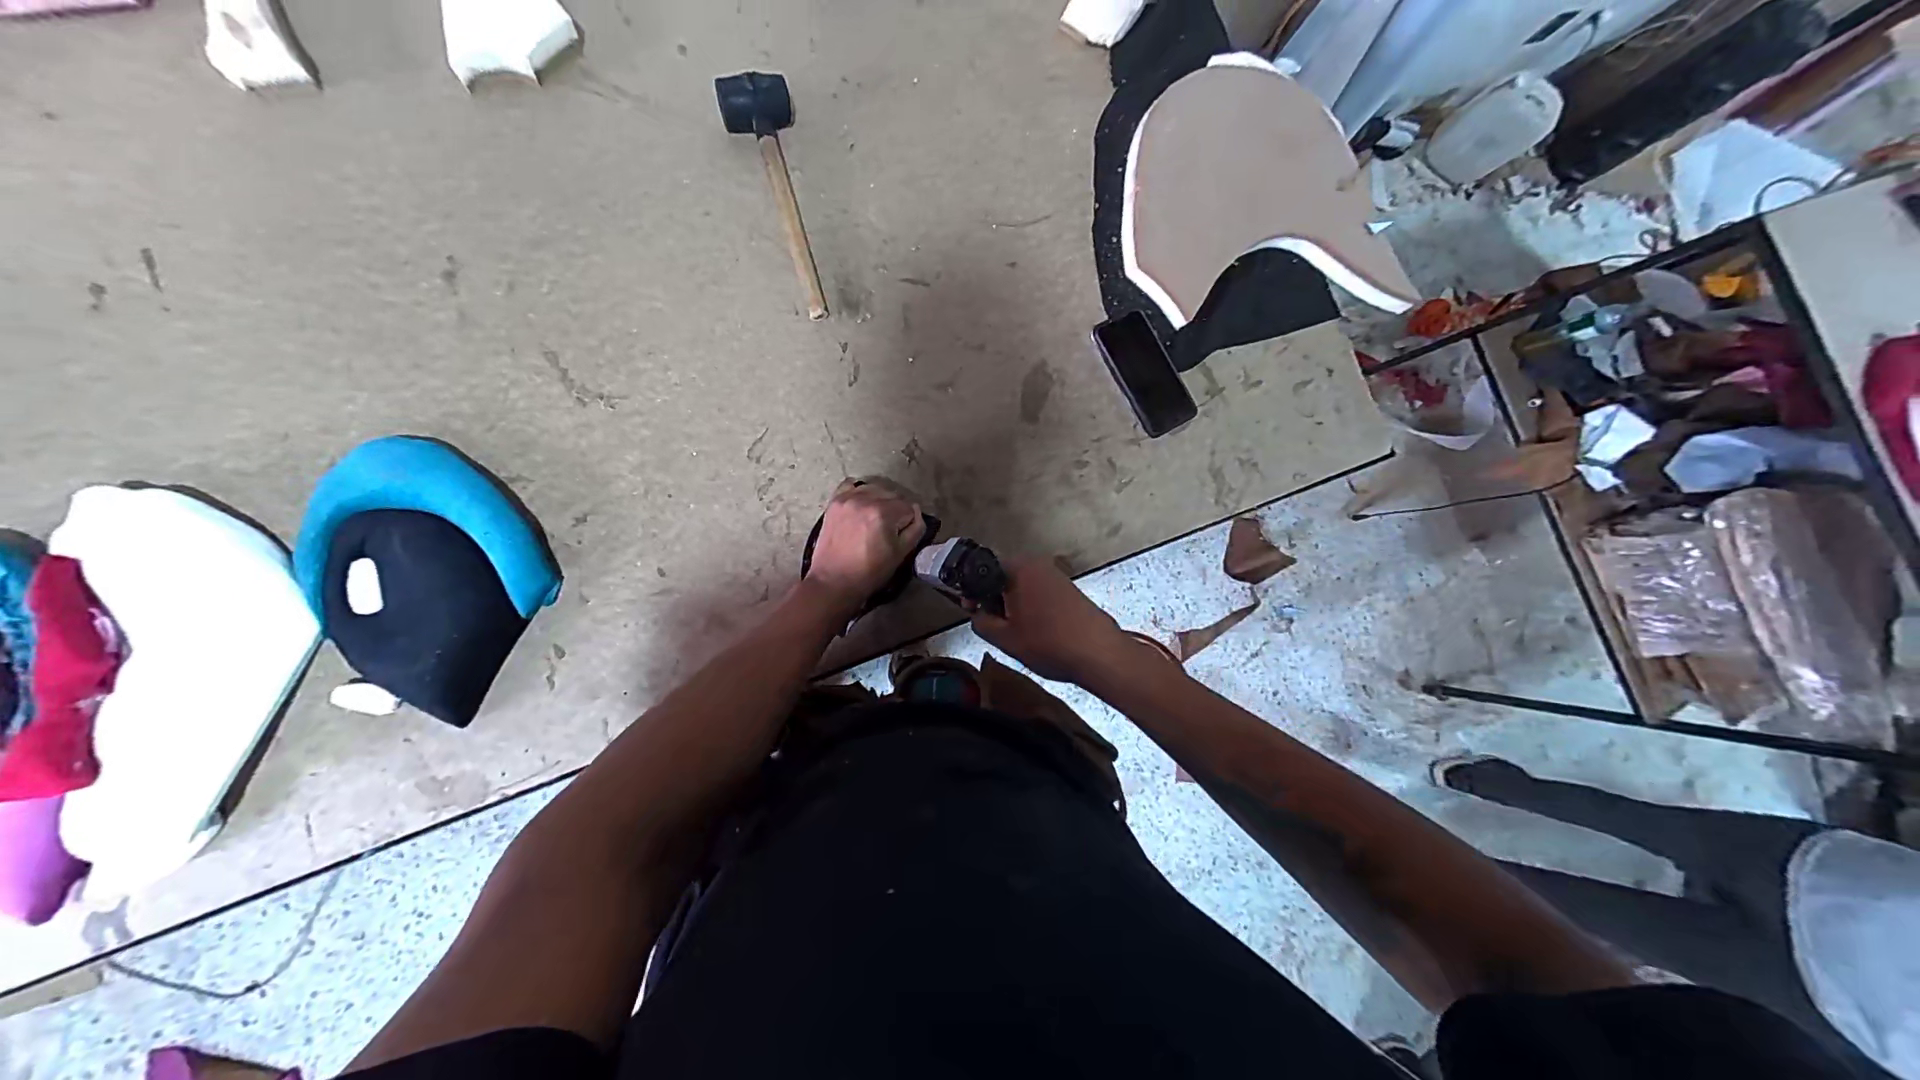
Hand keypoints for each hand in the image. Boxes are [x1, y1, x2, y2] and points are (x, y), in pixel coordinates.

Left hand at [804, 479, 926, 617]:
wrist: (834, 581)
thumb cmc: (869, 572)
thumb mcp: (901, 554)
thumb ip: (915, 529)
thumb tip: (916, 513)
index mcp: (883, 513)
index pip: (908, 507)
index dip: (908, 522)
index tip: (901, 536)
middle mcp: (865, 500)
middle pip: (893, 495)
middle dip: (895, 511)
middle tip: (889, 530)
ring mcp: (847, 499)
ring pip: (874, 489)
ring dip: (880, 501)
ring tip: (875, 520)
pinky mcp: (834, 503)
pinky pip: (851, 486)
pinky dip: (860, 492)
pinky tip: (862, 506)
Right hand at [969, 556, 1134, 685]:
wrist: (1099, 654)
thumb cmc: (1048, 644)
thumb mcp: (1004, 638)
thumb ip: (981, 622)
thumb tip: (977, 613)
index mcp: (1019, 568)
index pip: (983, 569)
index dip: (972, 590)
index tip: (970, 609)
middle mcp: (1038, 564)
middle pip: (1004, 576)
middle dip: (994, 598)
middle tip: (992, 624)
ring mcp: (1056, 575)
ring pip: (1022, 586)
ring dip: (1013, 604)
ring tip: (1014, 631)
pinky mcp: (1069, 589)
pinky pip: (1039, 592)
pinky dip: (1031, 606)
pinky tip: (1035, 630)